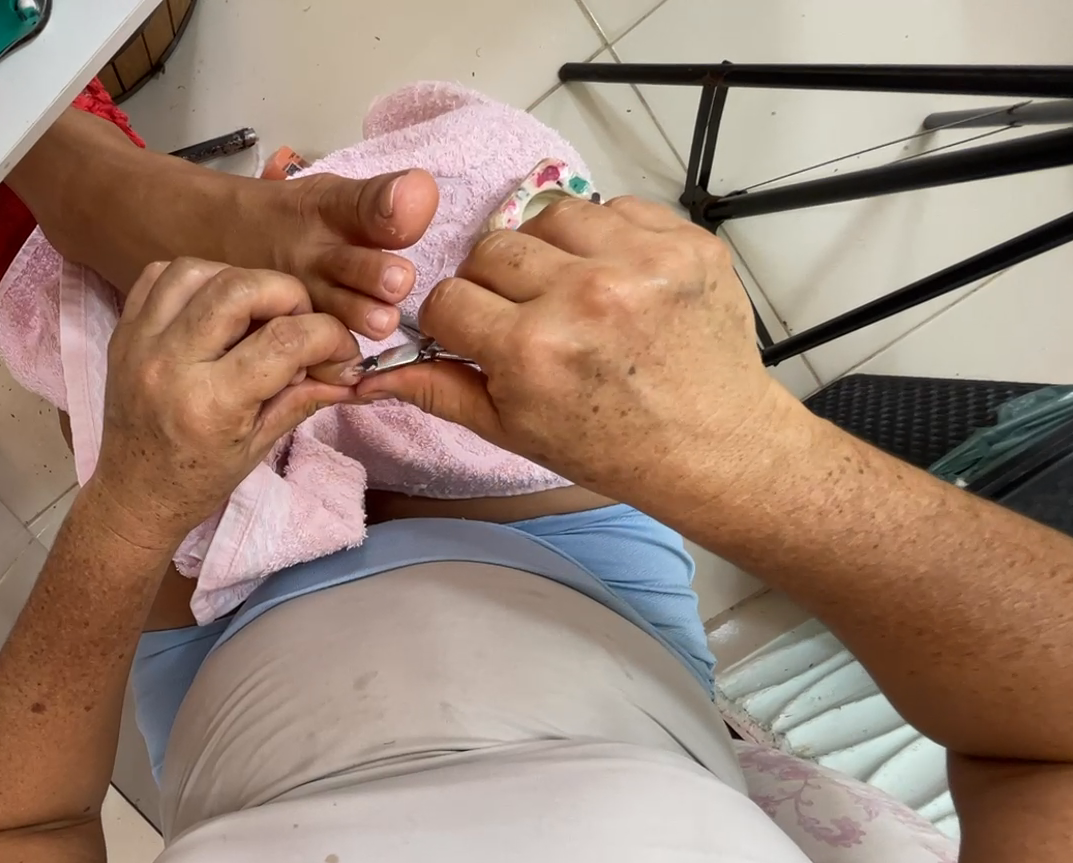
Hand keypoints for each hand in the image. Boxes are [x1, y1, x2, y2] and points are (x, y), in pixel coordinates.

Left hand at [84, 258, 360, 550]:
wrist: (134, 493)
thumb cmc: (198, 479)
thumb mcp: (258, 446)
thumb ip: (303, 398)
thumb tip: (350, 367)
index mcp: (210, 405)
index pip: (285, 341)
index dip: (328, 336)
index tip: (340, 350)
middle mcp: (171, 367)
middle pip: (240, 288)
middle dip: (287, 294)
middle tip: (298, 321)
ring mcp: (140, 346)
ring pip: (197, 270)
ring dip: (238, 280)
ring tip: (255, 311)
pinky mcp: (122, 335)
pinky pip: (158, 276)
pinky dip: (194, 279)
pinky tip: (212, 304)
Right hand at [357, 196, 800, 507]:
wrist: (705, 444)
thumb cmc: (599, 444)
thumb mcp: (504, 427)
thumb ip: (435, 390)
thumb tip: (367, 378)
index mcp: (529, 349)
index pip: (446, 300)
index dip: (449, 321)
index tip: (470, 337)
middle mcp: (580, 296)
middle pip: (489, 249)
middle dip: (490, 284)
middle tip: (516, 315)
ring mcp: (638, 263)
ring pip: (545, 215)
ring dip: (540, 251)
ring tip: (559, 289)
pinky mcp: (684, 242)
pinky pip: (611, 207)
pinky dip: (597, 237)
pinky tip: (605, 278)